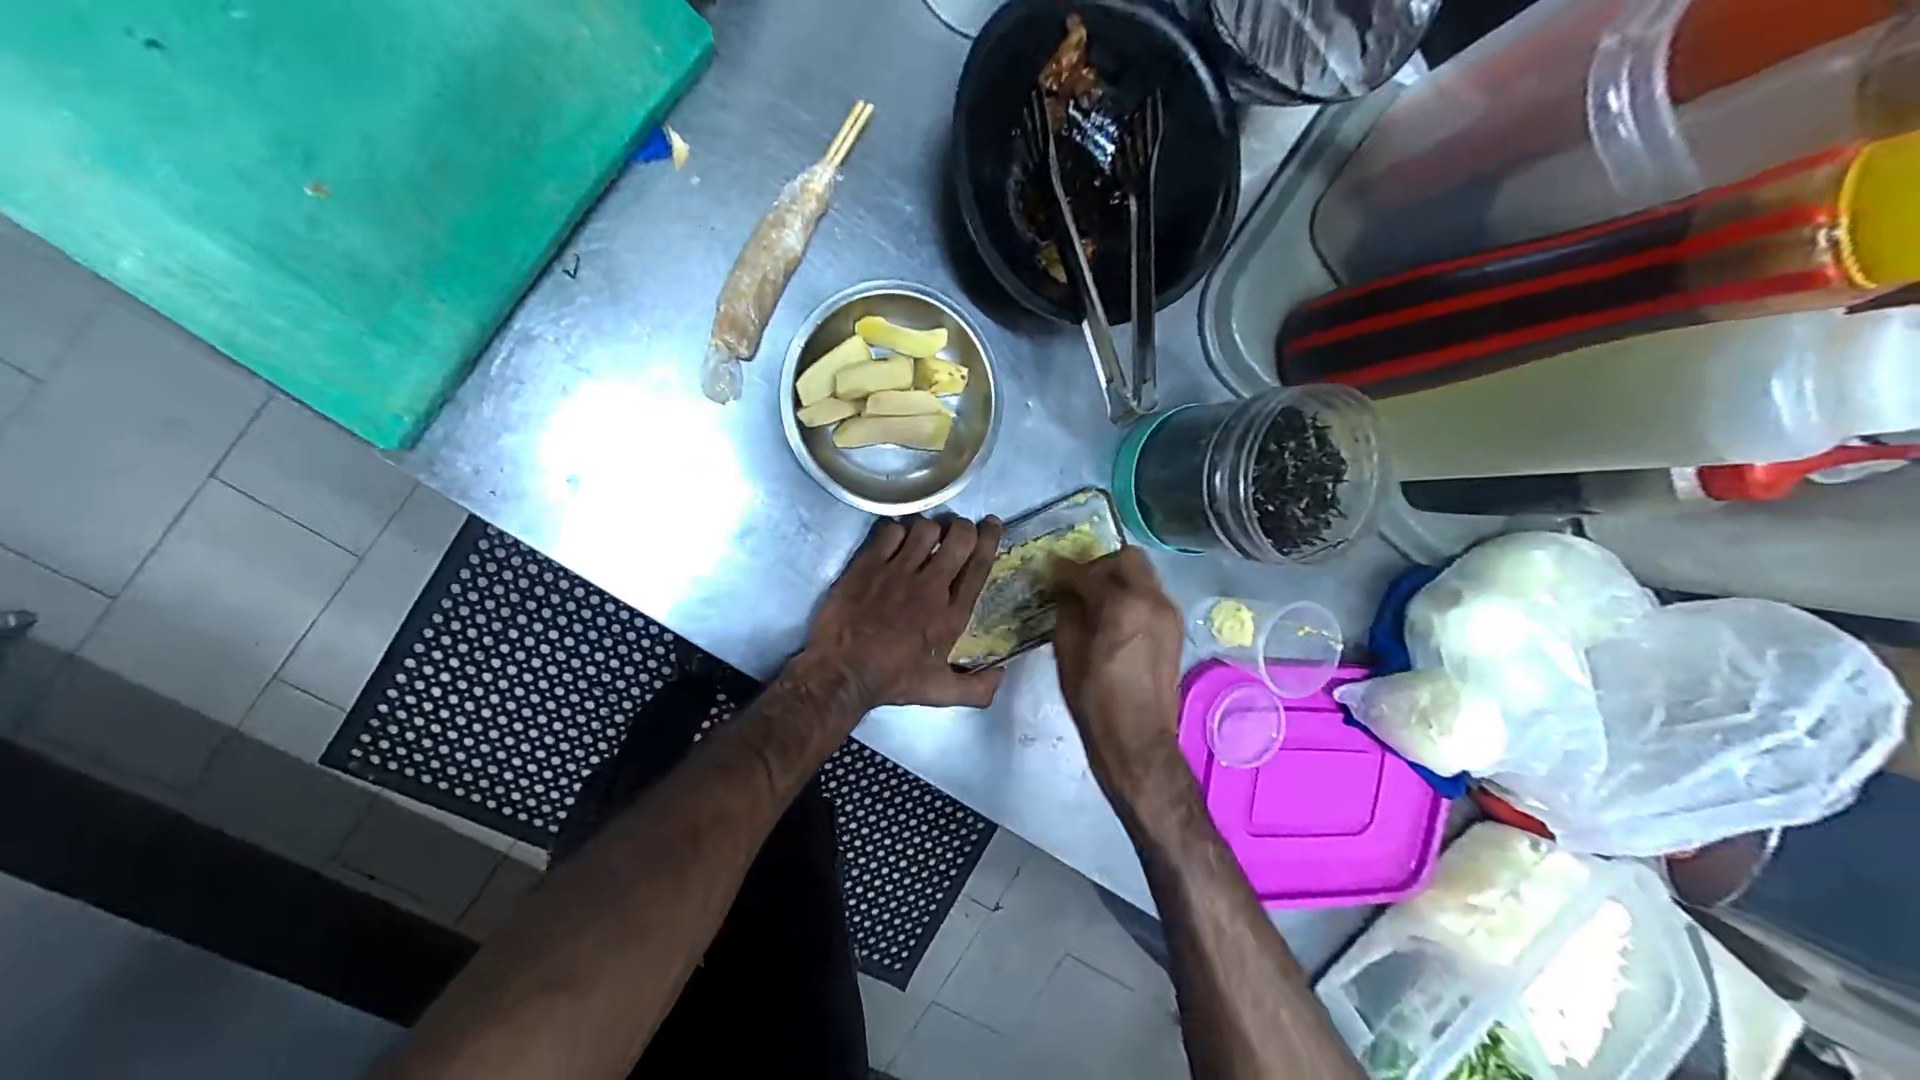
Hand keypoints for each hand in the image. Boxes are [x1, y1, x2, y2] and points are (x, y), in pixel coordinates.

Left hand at [803, 515, 1006, 710]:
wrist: (841, 672)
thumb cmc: (892, 680)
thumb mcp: (940, 692)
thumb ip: (977, 688)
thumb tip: (1002, 676)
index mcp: (952, 613)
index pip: (980, 565)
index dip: (989, 539)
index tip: (991, 524)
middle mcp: (931, 585)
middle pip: (958, 537)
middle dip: (962, 527)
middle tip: (956, 530)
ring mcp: (898, 571)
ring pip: (925, 528)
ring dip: (929, 528)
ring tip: (924, 537)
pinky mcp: (868, 564)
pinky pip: (891, 530)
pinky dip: (897, 530)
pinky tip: (894, 541)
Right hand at [1052, 548, 1184, 793]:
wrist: (1137, 738)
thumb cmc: (1095, 698)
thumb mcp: (1068, 651)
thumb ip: (1067, 610)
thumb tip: (1064, 588)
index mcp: (1122, 604)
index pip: (1087, 572)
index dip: (1064, 571)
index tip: (1051, 573)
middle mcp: (1152, 600)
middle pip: (1127, 558)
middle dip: (1100, 565)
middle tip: (1080, 585)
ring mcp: (1169, 613)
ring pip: (1143, 574)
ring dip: (1119, 579)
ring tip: (1096, 603)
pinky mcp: (1175, 628)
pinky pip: (1151, 595)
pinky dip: (1132, 596)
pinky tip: (1114, 619)